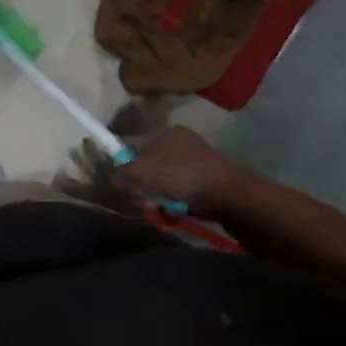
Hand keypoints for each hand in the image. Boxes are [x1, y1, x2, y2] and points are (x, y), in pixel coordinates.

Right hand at [115, 126, 249, 210]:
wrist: (229, 194)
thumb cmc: (181, 175)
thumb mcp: (141, 171)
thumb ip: (122, 172)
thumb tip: (116, 177)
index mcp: (164, 134)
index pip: (130, 144)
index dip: (119, 161)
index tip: (118, 180)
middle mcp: (179, 144)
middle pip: (144, 165)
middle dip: (137, 185)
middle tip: (139, 199)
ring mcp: (192, 163)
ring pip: (159, 181)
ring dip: (152, 197)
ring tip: (154, 209)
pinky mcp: (203, 181)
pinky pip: (176, 191)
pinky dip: (169, 202)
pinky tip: (169, 211)